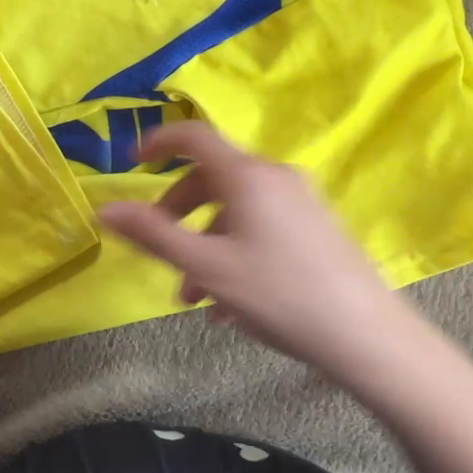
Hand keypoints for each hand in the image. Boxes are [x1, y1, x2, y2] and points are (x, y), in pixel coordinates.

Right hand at [98, 122, 398, 365]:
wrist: (368, 337)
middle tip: (161, 250)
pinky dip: (236, 251)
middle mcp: (274, 176)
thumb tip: (104, 209)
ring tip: (195, 298)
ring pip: (236, 209)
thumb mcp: (207, 267)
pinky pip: (262, 225)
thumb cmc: (279, 294)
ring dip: (206, 244)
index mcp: (247, 175)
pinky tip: (232, 305)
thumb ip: (153, 235)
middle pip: (212, 178)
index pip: (194, 136)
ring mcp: (300, 200)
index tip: (131, 161)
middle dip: (179, 213)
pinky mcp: (317, 225)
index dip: (158, 141)